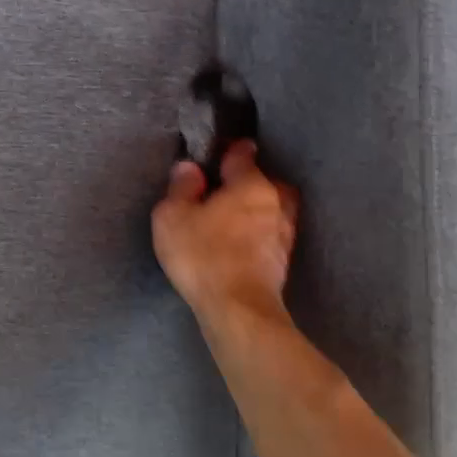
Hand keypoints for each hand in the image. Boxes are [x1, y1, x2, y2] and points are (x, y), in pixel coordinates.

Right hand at [151, 140, 297, 321]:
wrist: (237, 306)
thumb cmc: (201, 254)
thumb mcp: (172, 217)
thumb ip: (181, 189)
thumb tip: (189, 168)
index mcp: (250, 185)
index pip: (242, 156)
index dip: (229, 150)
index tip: (219, 150)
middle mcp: (275, 202)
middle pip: (264, 181)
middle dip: (249, 181)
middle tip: (226, 188)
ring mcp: (284, 231)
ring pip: (272, 207)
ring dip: (257, 208)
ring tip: (233, 216)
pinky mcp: (283, 258)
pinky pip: (270, 232)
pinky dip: (258, 231)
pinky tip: (241, 241)